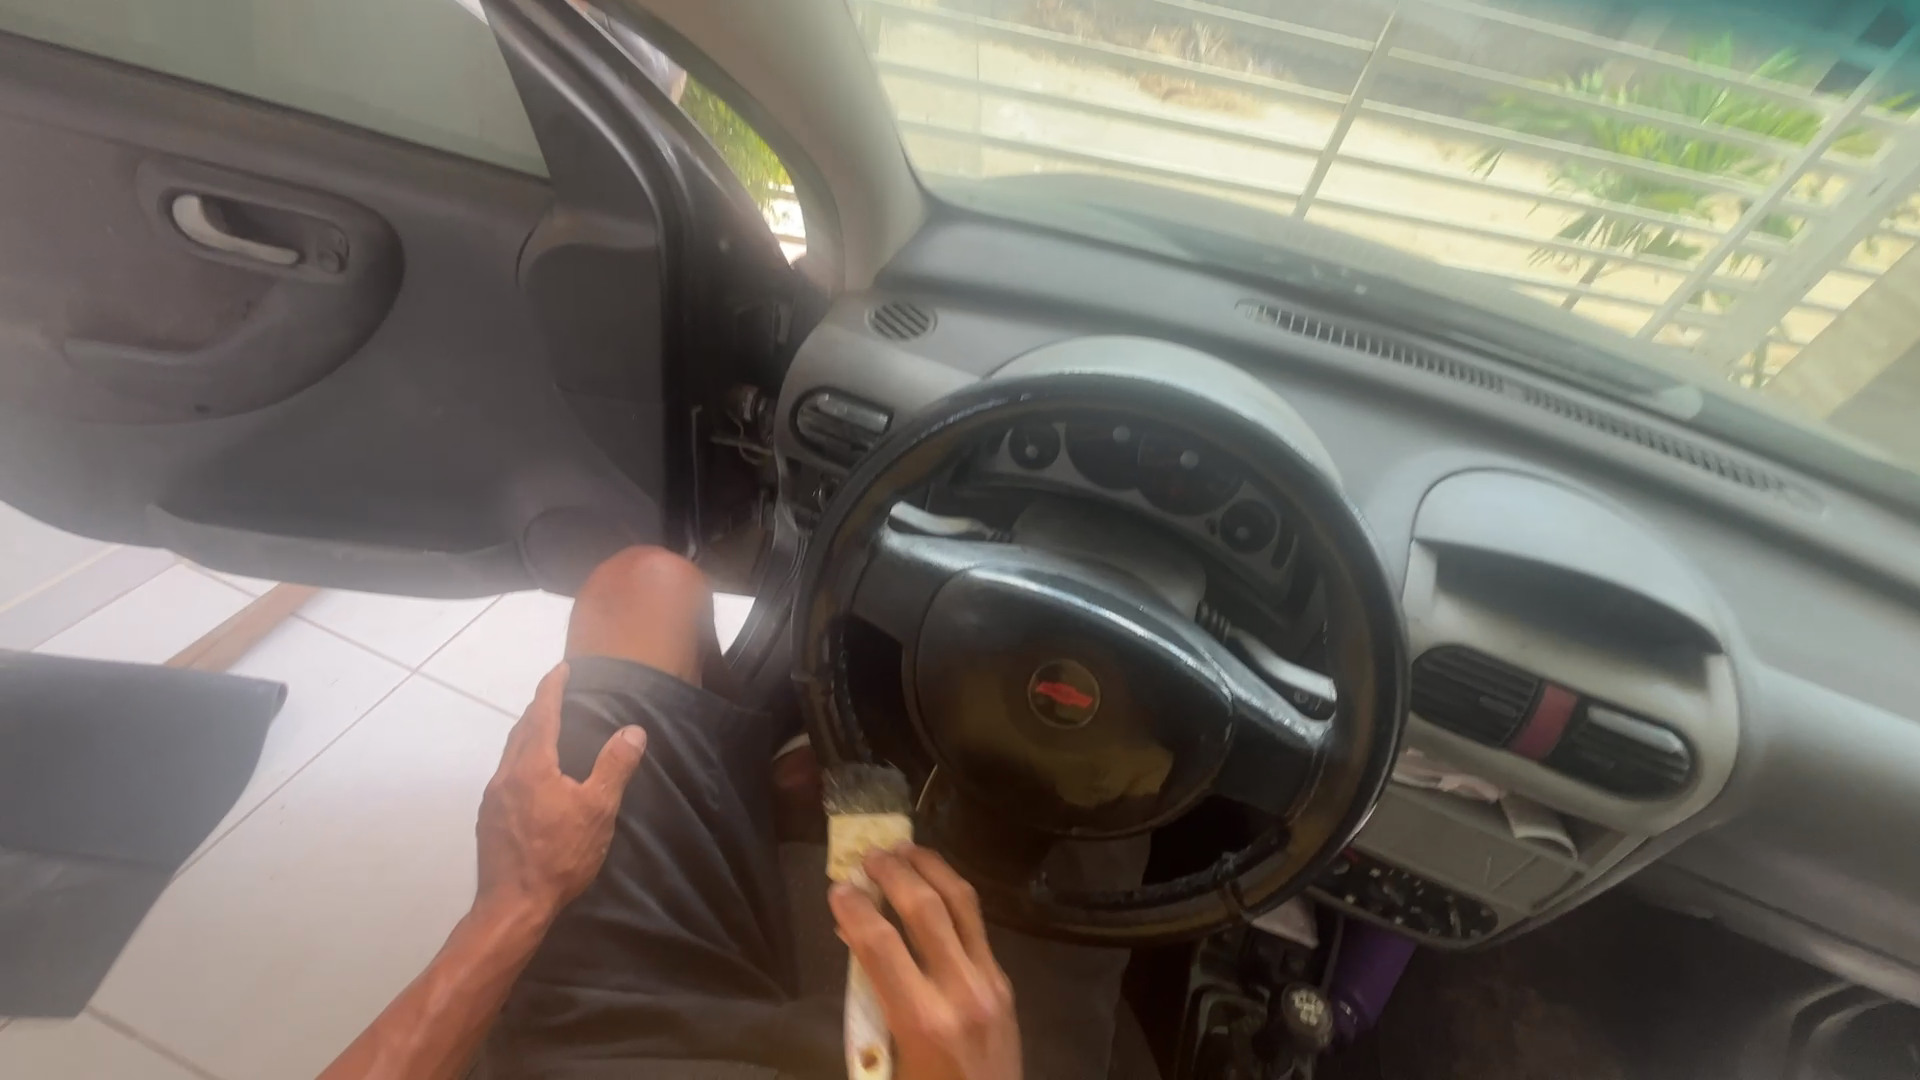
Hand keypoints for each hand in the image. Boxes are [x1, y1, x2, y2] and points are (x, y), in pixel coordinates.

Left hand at [475, 663, 646, 918]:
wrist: (512, 907)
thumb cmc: (559, 855)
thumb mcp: (598, 809)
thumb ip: (614, 766)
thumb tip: (632, 730)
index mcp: (531, 767)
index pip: (542, 715)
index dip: (552, 689)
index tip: (562, 669)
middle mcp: (506, 777)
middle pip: (522, 731)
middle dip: (540, 708)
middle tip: (558, 693)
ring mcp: (494, 800)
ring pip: (512, 753)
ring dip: (530, 733)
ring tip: (548, 727)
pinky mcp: (490, 821)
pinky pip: (508, 774)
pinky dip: (524, 758)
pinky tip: (536, 774)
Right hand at [830, 845, 1021, 1079]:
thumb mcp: (885, 1065)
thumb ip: (868, 1004)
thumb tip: (853, 939)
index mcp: (924, 1022)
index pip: (881, 945)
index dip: (855, 910)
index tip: (836, 889)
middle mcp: (961, 991)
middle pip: (925, 910)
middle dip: (894, 874)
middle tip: (870, 854)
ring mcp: (989, 982)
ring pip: (962, 902)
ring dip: (931, 868)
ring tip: (905, 848)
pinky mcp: (1004, 981)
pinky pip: (977, 922)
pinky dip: (953, 891)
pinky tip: (935, 881)